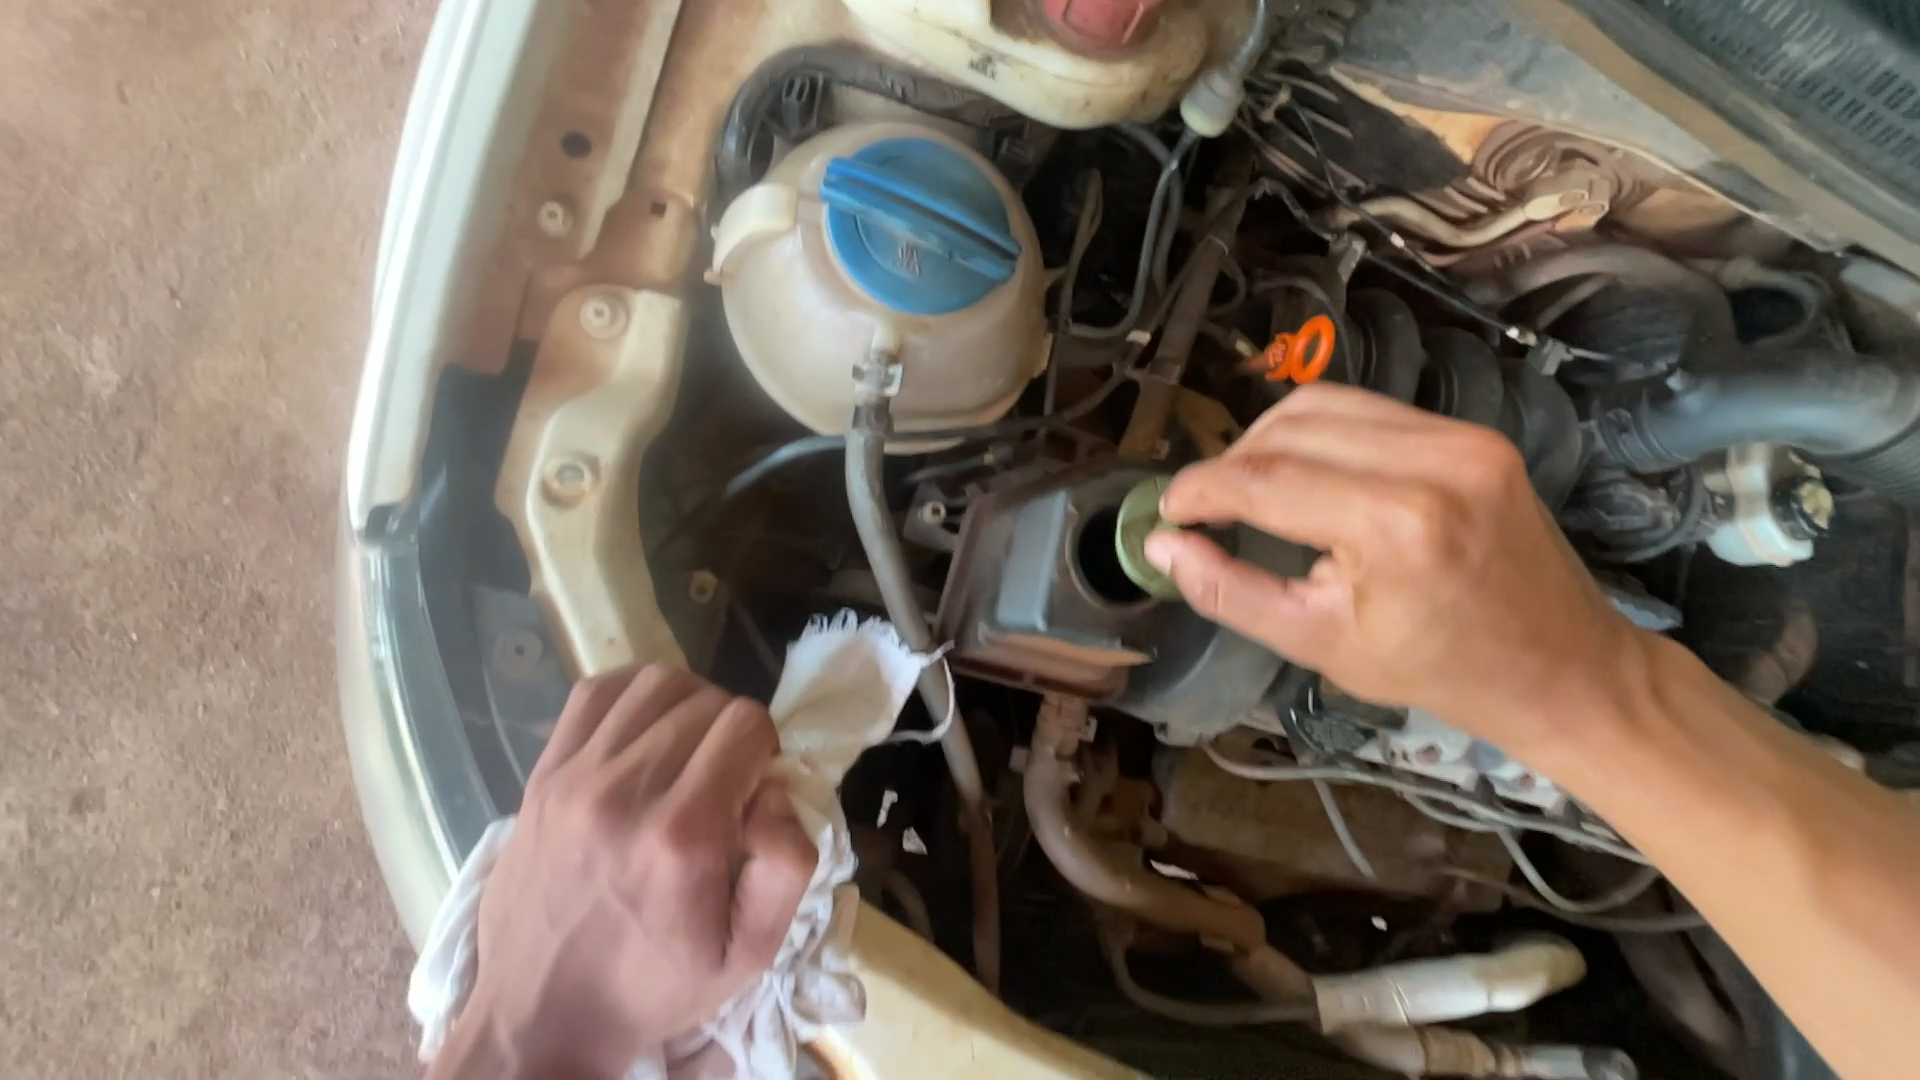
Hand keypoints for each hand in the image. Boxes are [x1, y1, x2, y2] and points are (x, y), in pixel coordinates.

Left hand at [436, 666, 815, 1078]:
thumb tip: (775, 789)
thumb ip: (789, 864)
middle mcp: (624, 793)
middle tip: (724, 775)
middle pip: (708, 699)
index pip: (746, 724)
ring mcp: (574, 777)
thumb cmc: (655, 985)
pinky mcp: (542, 775)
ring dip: (690, 704)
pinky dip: (634, 694)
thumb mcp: (750, 953)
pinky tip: (647, 728)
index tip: (753, 786)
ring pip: (657, 682)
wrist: (538, 1019)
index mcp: (682, 836)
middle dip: (732, 729)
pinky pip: (596, 691)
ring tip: (689, 747)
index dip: (765, 746)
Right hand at [1145, 384, 1646, 757]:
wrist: (1562, 666)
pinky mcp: (1469, 432)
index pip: (1262, 479)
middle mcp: (1432, 461)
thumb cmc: (1435, 670)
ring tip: (1245, 489)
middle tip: (1204, 509)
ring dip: (1264, 441)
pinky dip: (1312, 434)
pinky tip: (1300, 473)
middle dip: (1227, 464)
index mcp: (1395, 525)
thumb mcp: (1316, 644)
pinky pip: (1363, 410)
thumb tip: (1161, 544)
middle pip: (1286, 429)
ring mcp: (1459, 437)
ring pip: (1319, 404)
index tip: (1165, 511)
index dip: (1197, 490)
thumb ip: (1228, 590)